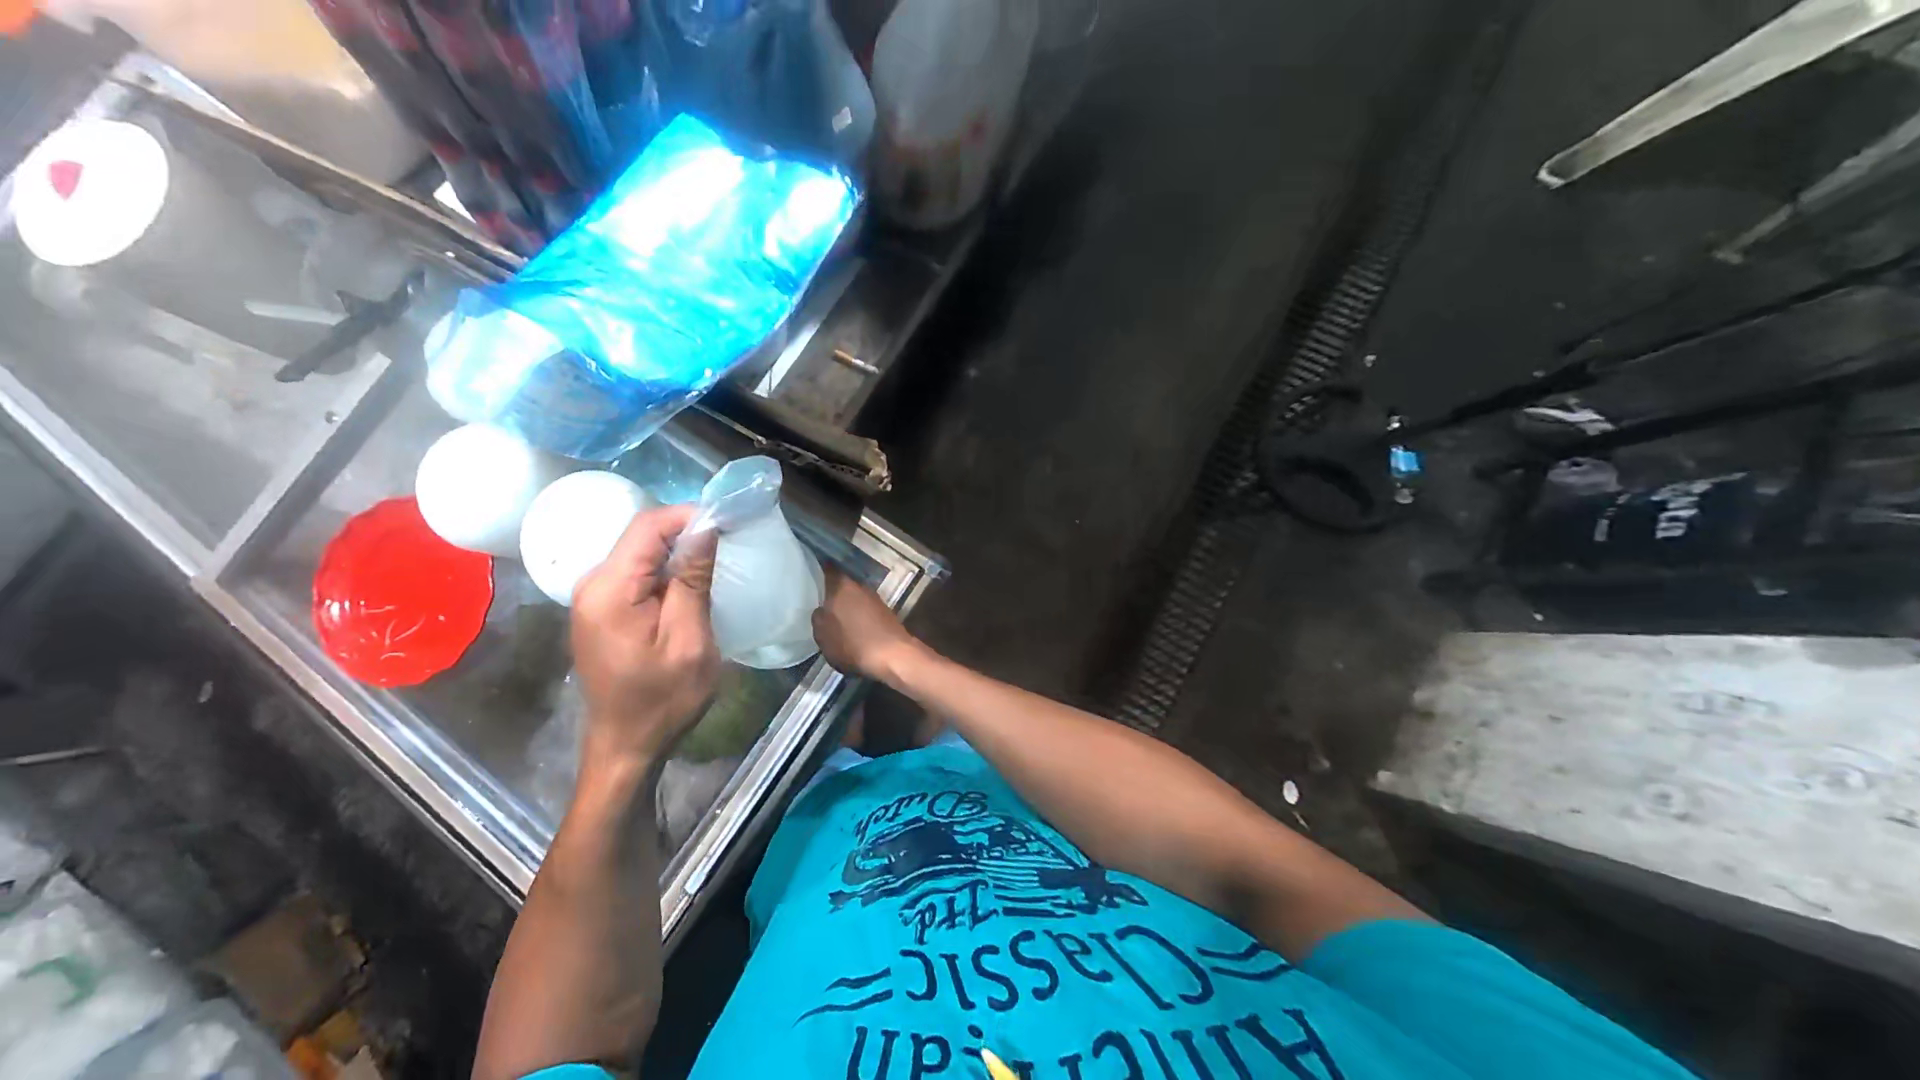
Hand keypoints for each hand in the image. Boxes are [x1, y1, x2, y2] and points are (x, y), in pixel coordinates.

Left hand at [570, 504, 719, 771]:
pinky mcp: (601, 607)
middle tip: (728, 544)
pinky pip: (635, 571)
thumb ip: (693, 581)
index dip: (689, 515)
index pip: (648, 526)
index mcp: (610, 590)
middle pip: (641, 535)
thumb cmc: (663, 699)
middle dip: (686, 532)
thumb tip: (706, 529)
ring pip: (640, 551)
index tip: (729, 523)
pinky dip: (665, 569)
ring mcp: (592, 595)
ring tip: (715, 564)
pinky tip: (690, 585)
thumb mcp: (690, 641)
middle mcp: (592, 583)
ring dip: (678, 551)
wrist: (626, 744)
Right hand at [812, 568, 931, 684]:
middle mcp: (860, 586)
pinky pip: (866, 612)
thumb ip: (818, 617)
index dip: (819, 570)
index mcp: (841, 585)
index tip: (811, 575)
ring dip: (848, 607)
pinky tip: (855, 631)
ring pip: (855, 599)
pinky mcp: (886, 614)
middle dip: (833, 593)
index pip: (828, 569)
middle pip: (842, 585)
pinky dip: (860, 619)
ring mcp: (876, 599)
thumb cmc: (852, 643)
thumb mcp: (822, 634)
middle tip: (821, 604)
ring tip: (837, 621)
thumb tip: (822, 610)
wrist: (893, 656)